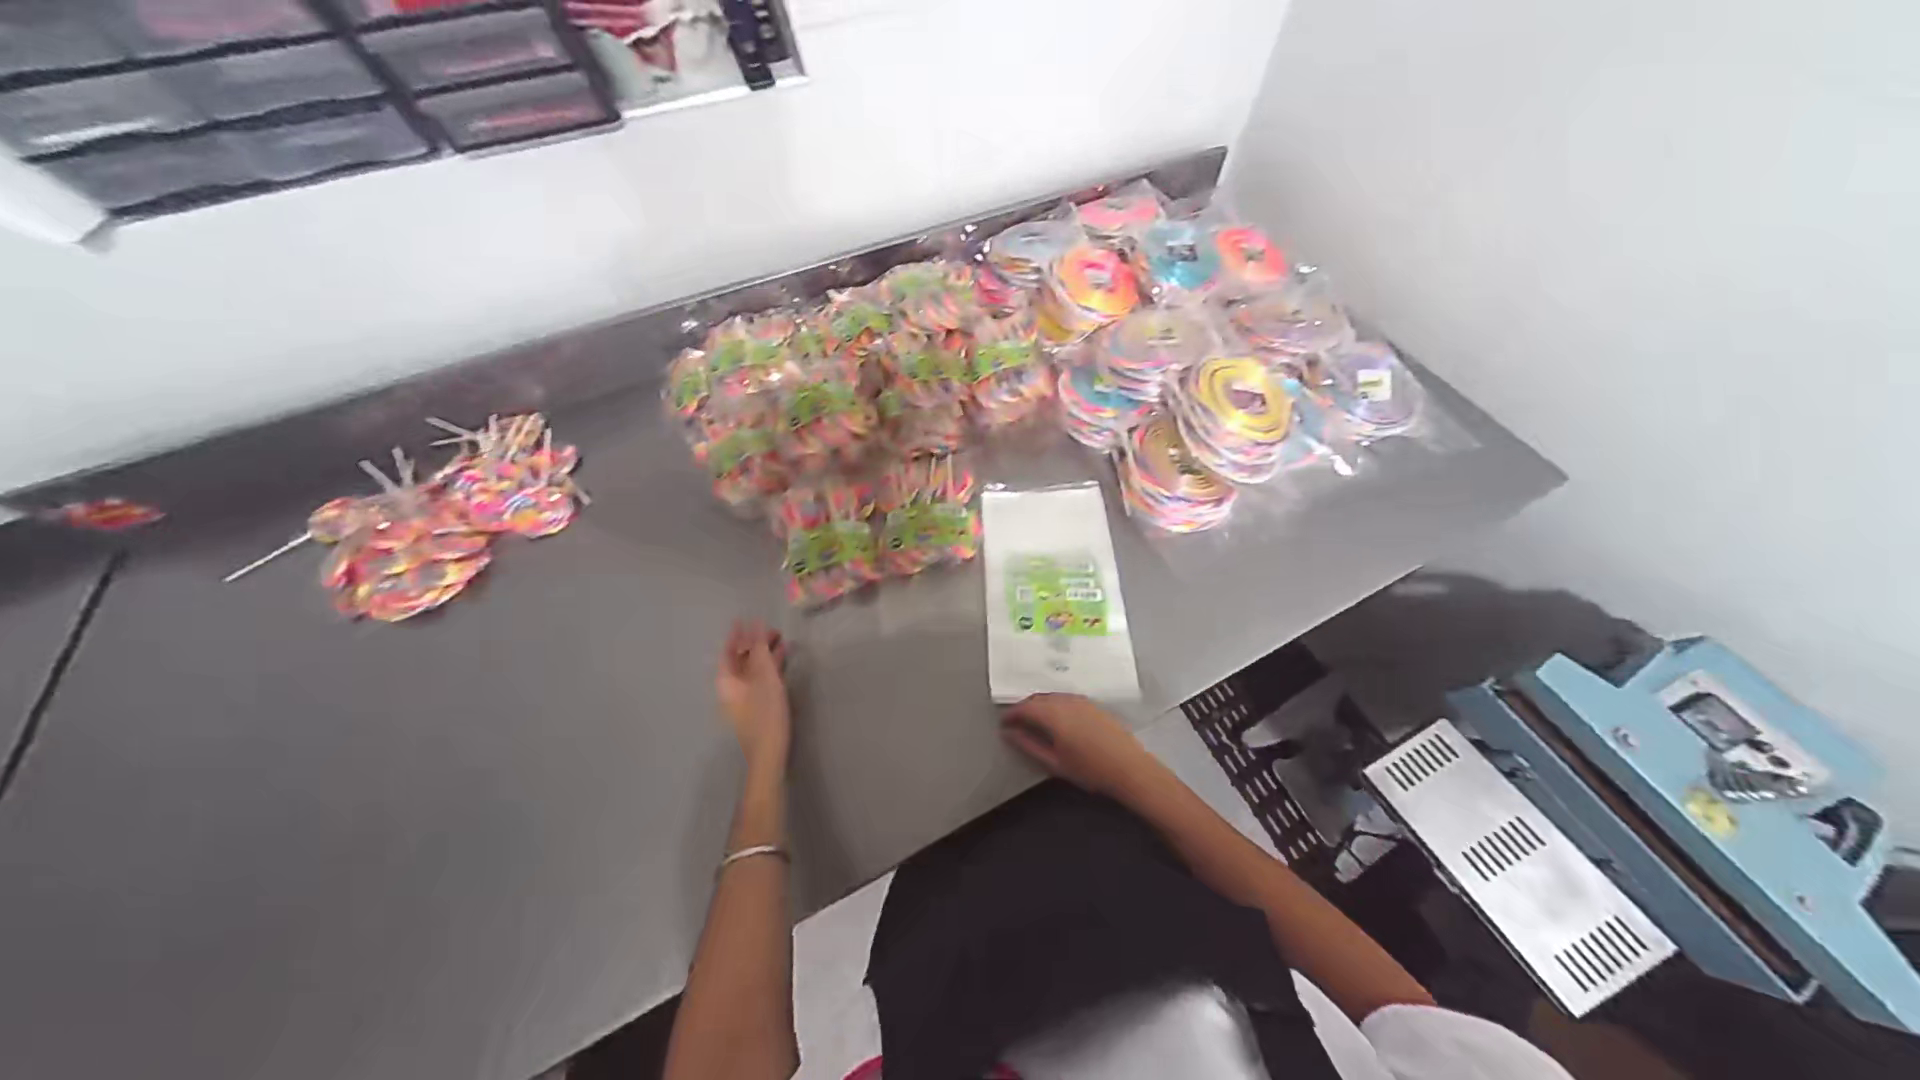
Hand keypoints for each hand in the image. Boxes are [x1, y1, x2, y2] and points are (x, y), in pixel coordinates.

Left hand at [716, 619, 790, 772]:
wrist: (768, 752)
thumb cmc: (765, 712)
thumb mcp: (764, 677)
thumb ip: (760, 650)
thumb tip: (755, 626)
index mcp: (727, 680)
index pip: (729, 651)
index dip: (736, 635)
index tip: (744, 619)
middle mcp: (732, 688)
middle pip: (741, 659)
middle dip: (754, 643)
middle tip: (772, 629)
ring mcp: (744, 698)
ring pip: (752, 669)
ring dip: (764, 654)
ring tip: (781, 640)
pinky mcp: (757, 705)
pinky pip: (761, 679)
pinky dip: (770, 667)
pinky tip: (783, 661)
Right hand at [999, 693, 1165, 800]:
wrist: (1129, 768)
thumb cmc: (1090, 769)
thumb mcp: (1054, 762)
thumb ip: (1028, 745)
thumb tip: (1009, 734)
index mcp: (1054, 714)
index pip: (1025, 708)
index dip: (1011, 714)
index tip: (1004, 724)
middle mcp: (1066, 701)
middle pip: (1038, 698)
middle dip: (1024, 708)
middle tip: (1016, 722)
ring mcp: (1082, 701)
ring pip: (1052, 696)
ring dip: (1039, 704)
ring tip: (1034, 721)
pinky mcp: (1093, 705)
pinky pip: (1066, 698)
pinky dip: (1054, 704)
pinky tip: (1057, 719)